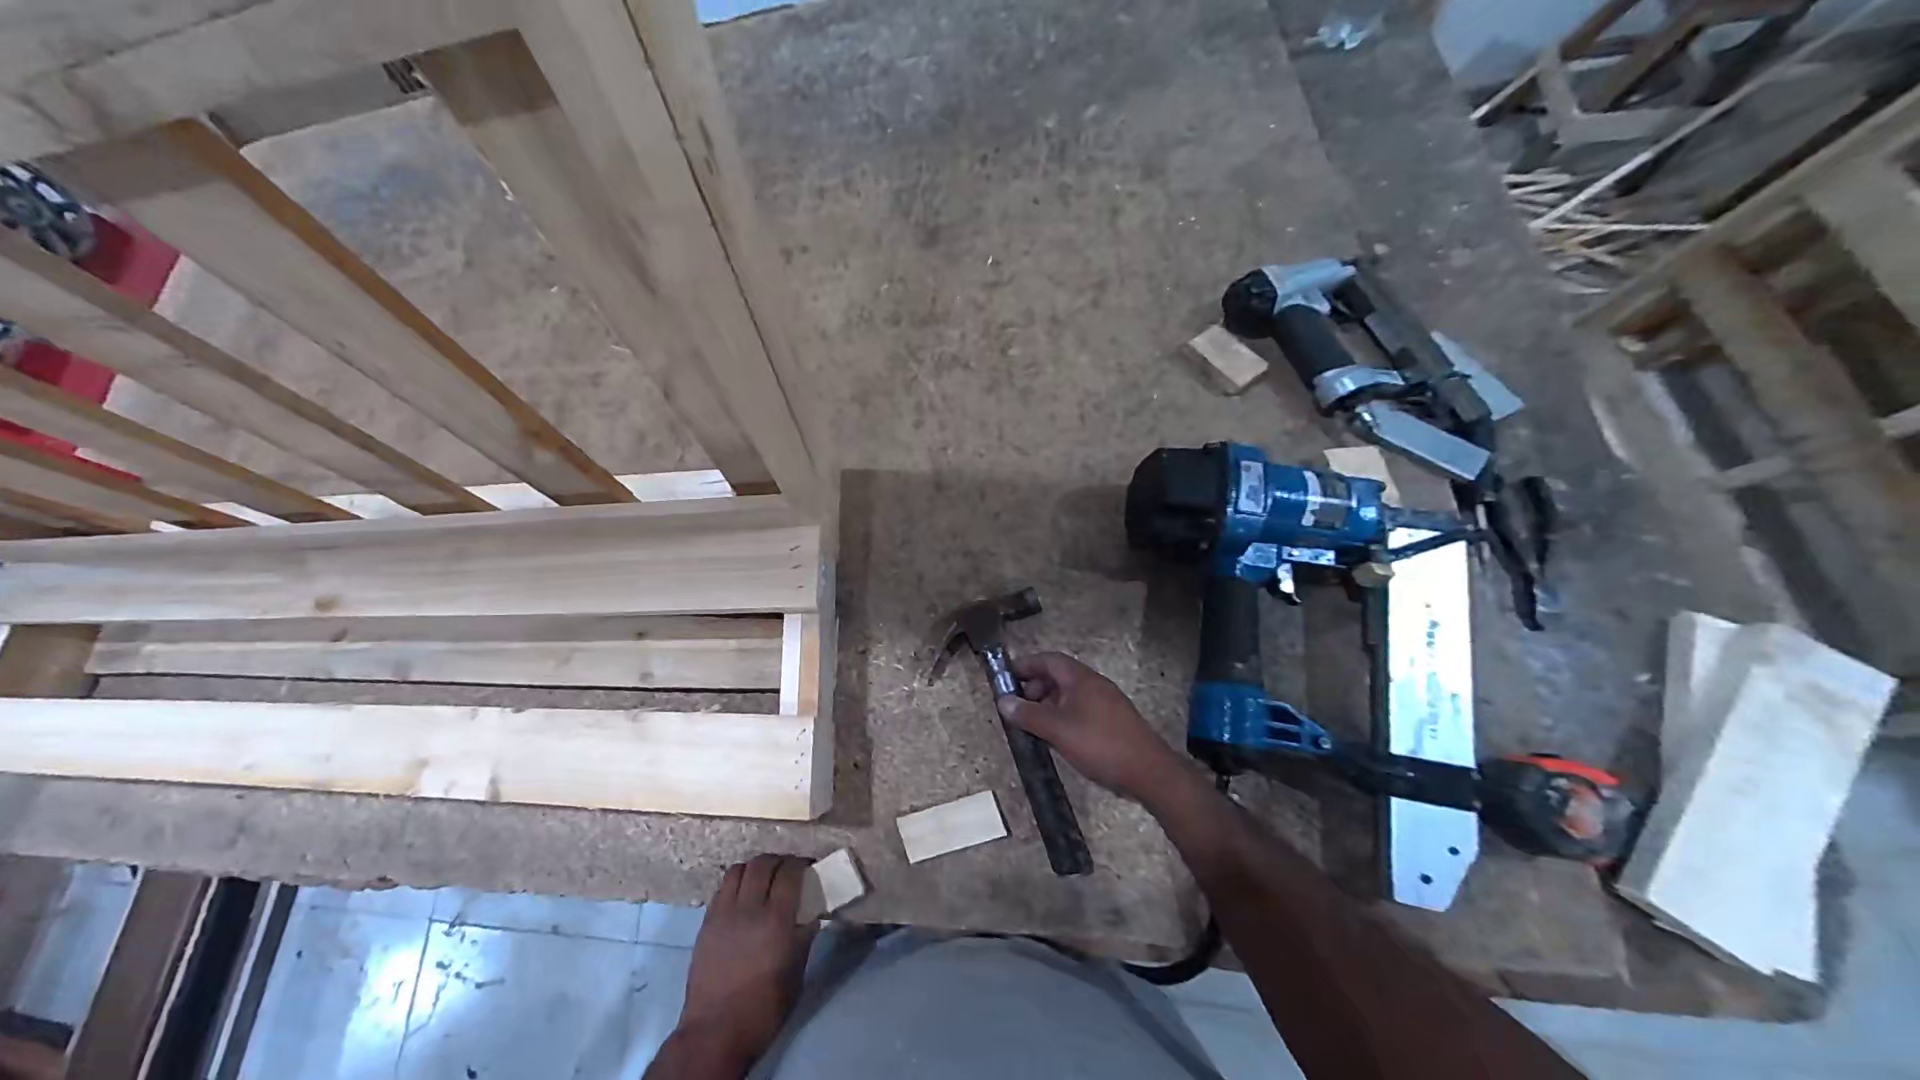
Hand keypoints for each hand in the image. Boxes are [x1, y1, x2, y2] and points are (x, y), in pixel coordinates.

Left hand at [671, 855, 814, 1069]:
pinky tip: (743, 897)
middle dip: (778, 860)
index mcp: (776, 921)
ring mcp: (723, 914)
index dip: (801, 864)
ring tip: (764, 879)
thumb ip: (804, 937)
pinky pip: (722, 889)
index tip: (809, 867)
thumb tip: (811, 914)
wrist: (716, 1031)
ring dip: (755, 868)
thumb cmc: (764, 1007)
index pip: (789, 873)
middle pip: (762, 864)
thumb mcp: (796, 972)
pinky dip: (736, 884)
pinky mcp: (706, 923)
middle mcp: (749, 909)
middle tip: (788, 869)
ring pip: (738, 870)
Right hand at [996, 652, 1188, 804]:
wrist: (1148, 772)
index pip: (1049, 660)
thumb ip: (1028, 715)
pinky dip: (1062, 718)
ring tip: (1032, 726)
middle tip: (1017, 707)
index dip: (1026, 665)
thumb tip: (1003, 701)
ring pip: (1069, 696)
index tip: (1005, 677)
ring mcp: (1105, 704)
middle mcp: (1094, 685)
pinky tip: (1055, 738)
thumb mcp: (1057, 729)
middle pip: (1058, 676)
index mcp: (1081, 679)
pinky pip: (1079, 711)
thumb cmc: (1099, 744)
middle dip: (1034, 688)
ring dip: (1047, 705)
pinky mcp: (1111, 723)